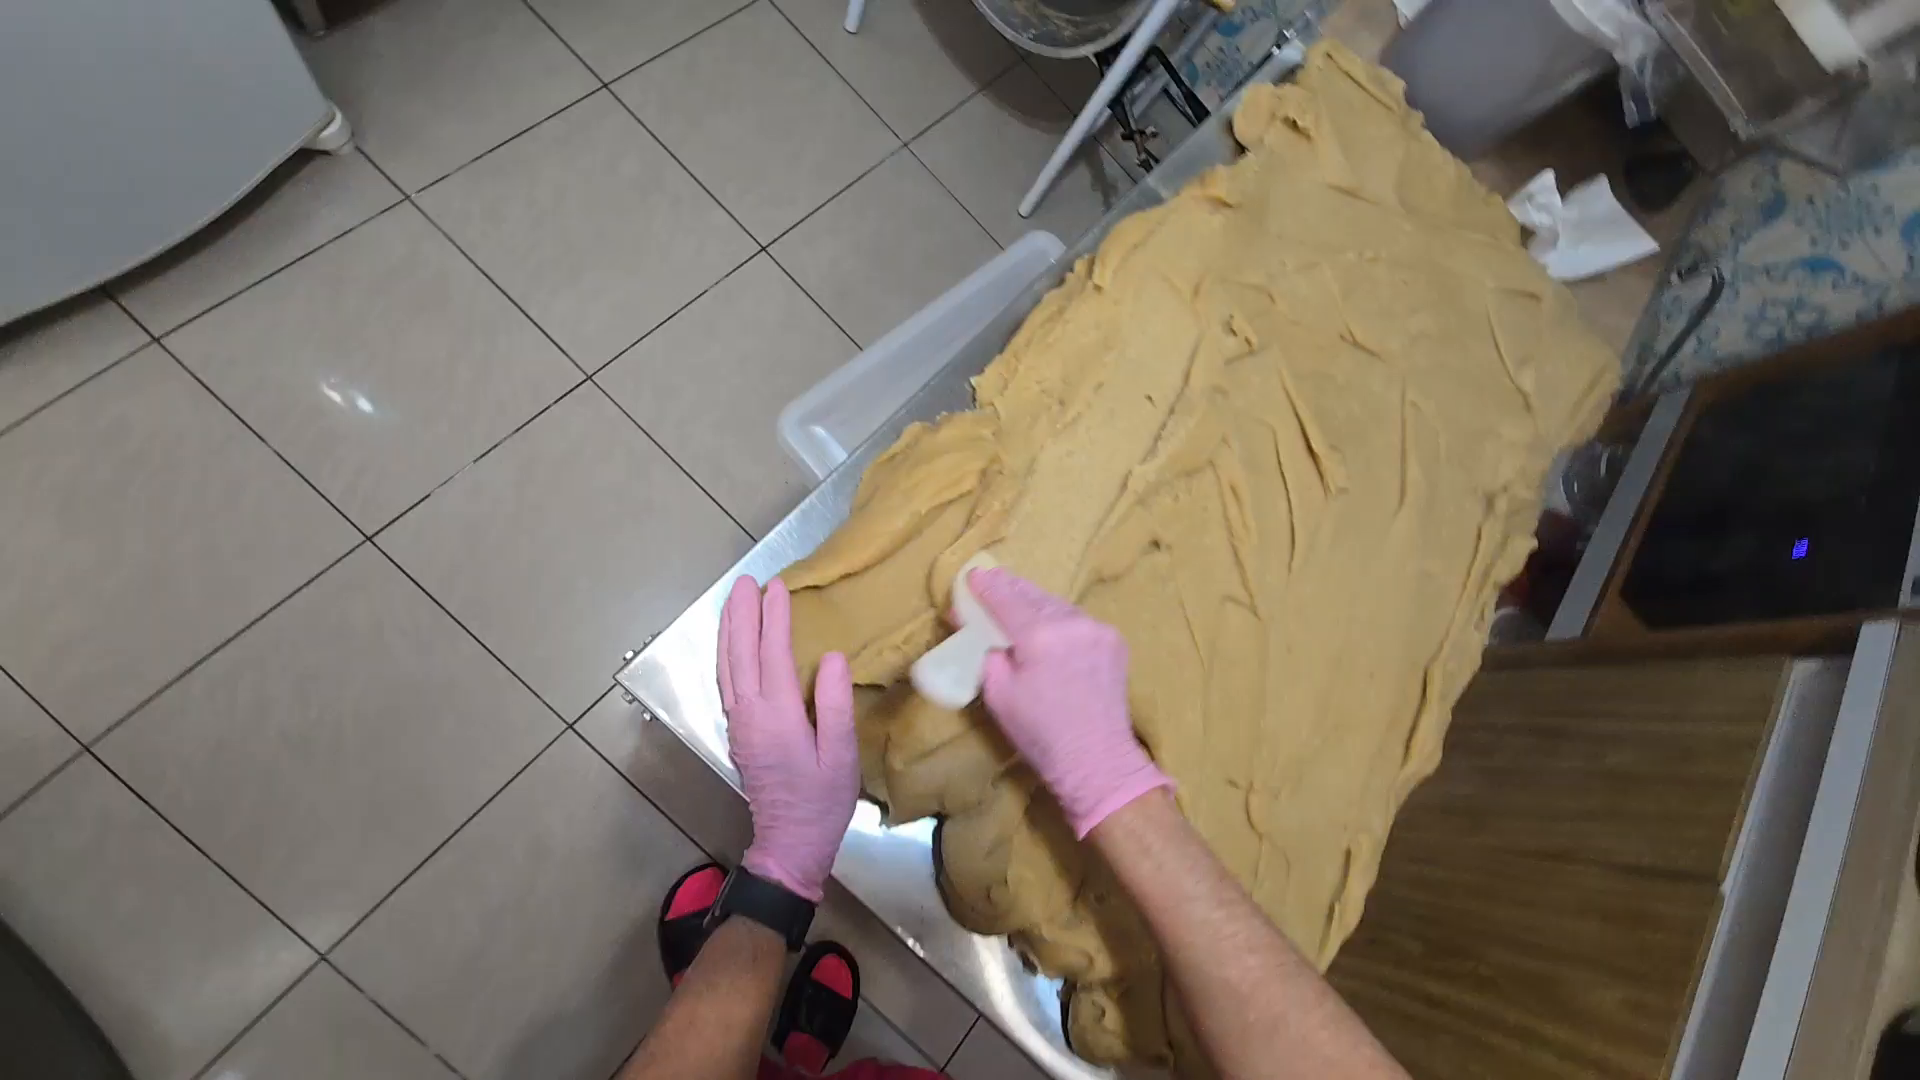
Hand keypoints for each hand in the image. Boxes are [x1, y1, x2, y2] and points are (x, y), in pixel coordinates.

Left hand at [718, 576, 857, 902]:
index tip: (778, 587)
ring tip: (735, 600)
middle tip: (747, 580)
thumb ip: (835, 705)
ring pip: (726, 666)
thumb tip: (833, 658)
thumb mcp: (840, 755)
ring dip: (729, 630)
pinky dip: (727, 653)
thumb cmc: (823, 800)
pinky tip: (732, 642)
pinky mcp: (737, 731)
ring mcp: (738, 723)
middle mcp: (749, 715)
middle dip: (742, 614)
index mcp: (778, 717)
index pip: (773, 655)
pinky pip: (726, 681)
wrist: (789, 844)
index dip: (775, 618)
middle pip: (740, 654)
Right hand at [973, 568, 1172, 837]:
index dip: (986, 587)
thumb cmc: (1039, 732)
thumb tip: (982, 631)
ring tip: (1017, 600)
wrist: (1097, 759)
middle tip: (991, 580)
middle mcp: (1072, 623)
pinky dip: (1059, 618)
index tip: (972, 575)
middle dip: (1010, 587)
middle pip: (1033, 595)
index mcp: (1040, 636)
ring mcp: (1097, 629)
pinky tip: (1048, 624)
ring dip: (1035, 602)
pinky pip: (1077, 620)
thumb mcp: (998, 694)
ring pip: (1057, 604)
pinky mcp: (1113, 640)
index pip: (1006, 600)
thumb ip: (987, 654)